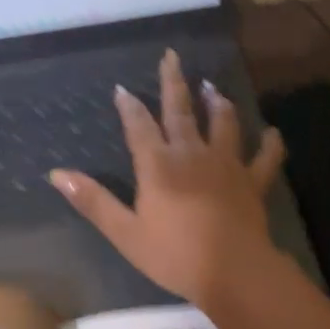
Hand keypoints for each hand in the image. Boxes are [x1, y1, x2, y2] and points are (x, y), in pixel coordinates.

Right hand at [48, 49, 284, 307]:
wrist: (232, 271)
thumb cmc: (173, 254)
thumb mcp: (125, 232)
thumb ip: (93, 201)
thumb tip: (57, 174)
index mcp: (158, 165)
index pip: (139, 126)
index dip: (129, 106)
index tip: (122, 88)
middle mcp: (192, 154)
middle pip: (181, 111)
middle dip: (174, 83)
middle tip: (172, 57)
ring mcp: (226, 165)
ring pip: (223, 124)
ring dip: (217, 103)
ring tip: (212, 87)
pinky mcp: (252, 182)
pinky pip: (264, 157)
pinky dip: (269, 143)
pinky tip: (271, 132)